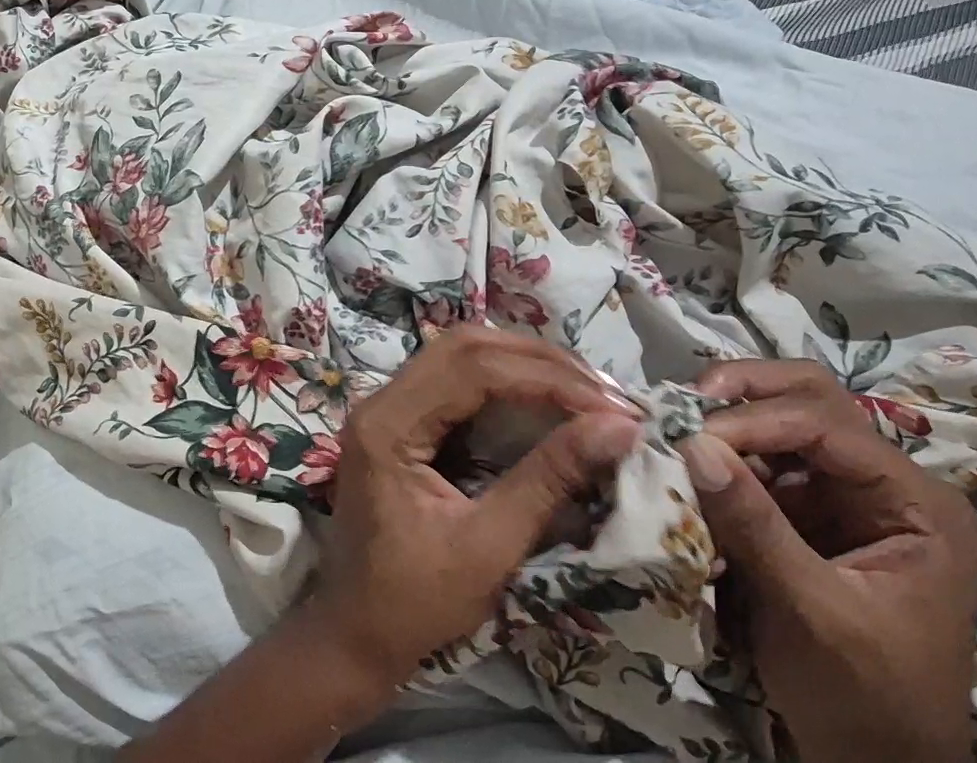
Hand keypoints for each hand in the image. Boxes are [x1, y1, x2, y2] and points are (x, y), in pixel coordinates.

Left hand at [117, 326, 640, 762]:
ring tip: (589, 397)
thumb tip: (619, 426)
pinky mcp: (398, 424)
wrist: (357, 629)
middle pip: (463, 347)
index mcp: (387, 425)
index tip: (614, 408)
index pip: (471, 368)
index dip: (547, 378)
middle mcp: (378, 402)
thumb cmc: (415, 599)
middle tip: (607, 395)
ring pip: (458, 357)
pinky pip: (453, 383)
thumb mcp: (489, 545)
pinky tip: (548, 405)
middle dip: (540, 362)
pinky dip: (505, 385)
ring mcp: (384, 410)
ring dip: (525, 367)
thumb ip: (547, 479)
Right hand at [681, 360, 976, 762]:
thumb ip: (755, 526)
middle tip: (676, 405)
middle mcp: (878, 485)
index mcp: (913, 503)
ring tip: (665, 432)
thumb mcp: (811, 611)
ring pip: (775, 423)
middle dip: (740, 392)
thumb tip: (691, 445)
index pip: (826, 426)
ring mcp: (835, 498)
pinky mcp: (795, 516)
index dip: (752, 422)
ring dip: (719, 422)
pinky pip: (750, 466)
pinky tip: (675, 467)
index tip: (683, 440)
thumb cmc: (863, 689)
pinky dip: (711, 459)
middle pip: (810, 400)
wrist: (870, 754)